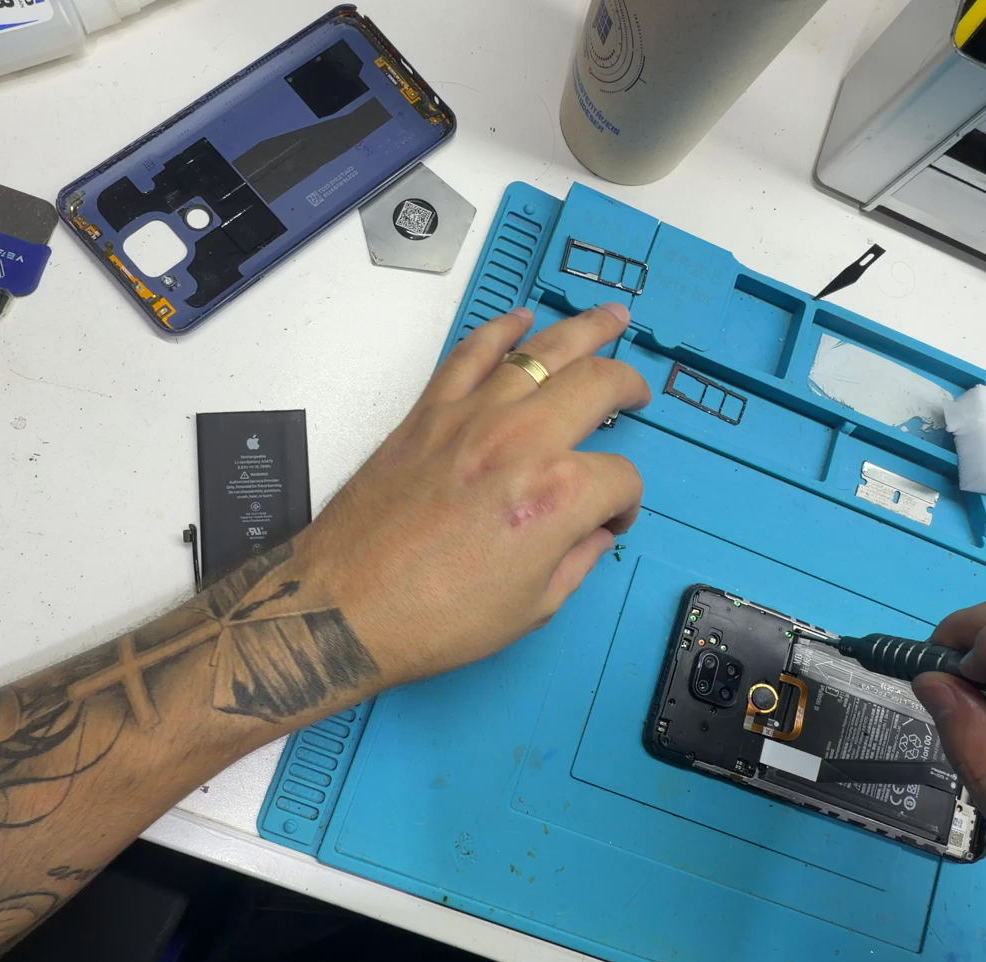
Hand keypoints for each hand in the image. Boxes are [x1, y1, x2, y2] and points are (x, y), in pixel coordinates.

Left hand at [295, 303, 648, 691]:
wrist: (348, 606)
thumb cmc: (434, 618)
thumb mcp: (534, 608)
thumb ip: (579, 559)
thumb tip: (595, 532)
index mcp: (558, 496)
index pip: (620, 478)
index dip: (627, 502)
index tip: (612, 518)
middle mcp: (521, 442)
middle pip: (598, 385)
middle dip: (629, 386)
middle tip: (637, 393)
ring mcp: (471, 418)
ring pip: (542, 351)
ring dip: (586, 329)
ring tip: (612, 318)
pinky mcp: (428, 412)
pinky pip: (472, 352)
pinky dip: (500, 330)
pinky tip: (521, 321)